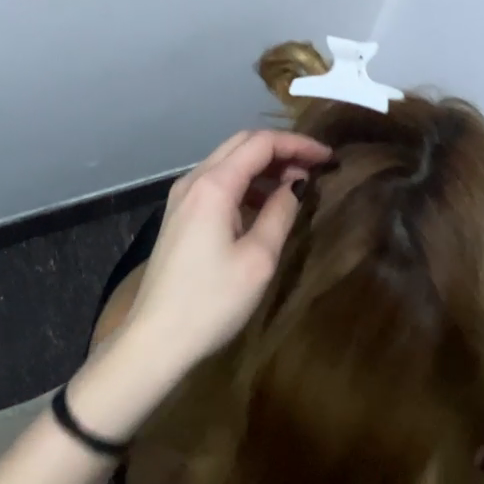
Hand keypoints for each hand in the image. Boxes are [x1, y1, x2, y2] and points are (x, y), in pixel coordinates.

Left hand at [121, 129, 331, 370]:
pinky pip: (217, 182)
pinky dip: (245, 183)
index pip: (261, 143)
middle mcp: (194, 180)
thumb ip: (280, 213)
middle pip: (242, 143)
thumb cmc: (211, 302)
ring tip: (296, 185)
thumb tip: (296, 185)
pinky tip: (264, 205)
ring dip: (263, 165)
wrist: (155, 340)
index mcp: (213, 185)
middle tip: (314, 167)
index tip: (328, 158)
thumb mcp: (258, 260)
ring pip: (228, 160)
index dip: (298, 144)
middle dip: (281, 148)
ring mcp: (183, 197)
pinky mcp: (179, 215)